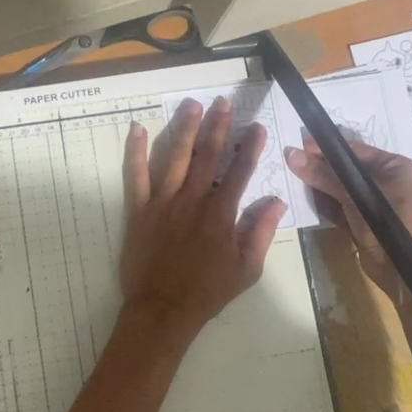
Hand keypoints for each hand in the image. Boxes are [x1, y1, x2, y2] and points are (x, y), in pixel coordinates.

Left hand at [119, 97, 286, 335]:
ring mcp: (162, 202)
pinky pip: (135, 175)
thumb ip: (261, 232)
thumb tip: (276, 202)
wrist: (162, 309)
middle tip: (225, 102)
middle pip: (208, 155)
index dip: (250, 148)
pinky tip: (137, 128)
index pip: (239, 172)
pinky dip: (135, 151)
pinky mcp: (138, 210)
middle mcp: (192, 200)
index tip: (257, 127)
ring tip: (192, 104)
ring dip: (185, 129)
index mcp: (221, 214)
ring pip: (175, 157)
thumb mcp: (246, 269)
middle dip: (219, 126)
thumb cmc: (207, 293)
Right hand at [284, 139, 411, 293]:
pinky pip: (339, 208)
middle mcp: (385, 182)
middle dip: (320, 167)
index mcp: (394, 167)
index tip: (298, 144)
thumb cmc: (389, 221)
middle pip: (346, 170)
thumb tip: (291, 154)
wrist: (403, 269)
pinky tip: (303, 198)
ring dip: (319, 186)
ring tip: (292, 178)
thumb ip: (323, 174)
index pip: (355, 150)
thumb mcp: (356, 193)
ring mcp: (373, 205)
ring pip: (340, 190)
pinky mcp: (362, 224)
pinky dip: (324, 204)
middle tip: (290, 161)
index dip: (327, 148)